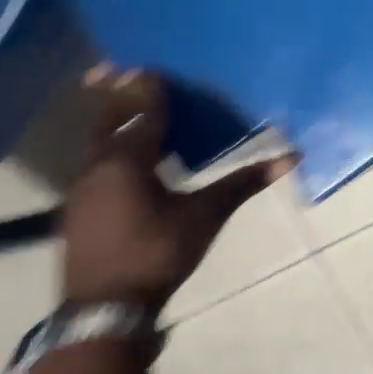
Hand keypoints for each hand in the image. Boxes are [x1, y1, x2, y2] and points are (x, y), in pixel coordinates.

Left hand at [60, 65, 298, 309]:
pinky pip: (96, 167)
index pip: (141, 118)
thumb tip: (292, 157)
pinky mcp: (80, 212)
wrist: (104, 308)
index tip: (148, 65)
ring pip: (98, 147)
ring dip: (111, 124)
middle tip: (114, 70)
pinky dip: (110, 150)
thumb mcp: (207, 215)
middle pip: (106, 126)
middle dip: (113, 98)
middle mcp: (97, 171)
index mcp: (126, 165)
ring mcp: (82, 194)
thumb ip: (243, 183)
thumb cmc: (158, 251)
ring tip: (124, 106)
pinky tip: (124, 157)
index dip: (147, 92)